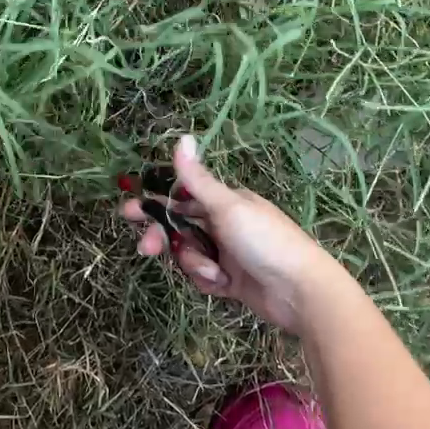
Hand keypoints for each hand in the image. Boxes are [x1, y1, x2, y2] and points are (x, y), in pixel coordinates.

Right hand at [122, 135, 350, 333]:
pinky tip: (224, 284)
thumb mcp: (226, 206)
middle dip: (163, 238)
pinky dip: (209, 280)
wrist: (301, 292)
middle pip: (178, 227)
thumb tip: (182, 136)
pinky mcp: (231, 279)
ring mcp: (227, 252)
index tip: (128, 213)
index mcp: (224, 201)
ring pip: (189, 254)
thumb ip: (196, 177)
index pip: (179, 197)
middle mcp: (224, 223)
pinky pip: (204, 277)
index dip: (153, 205)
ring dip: (195, 264)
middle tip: (146, 250)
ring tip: (213, 273)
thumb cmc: (264, 241)